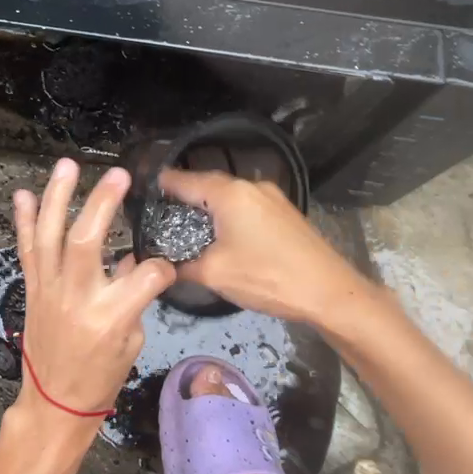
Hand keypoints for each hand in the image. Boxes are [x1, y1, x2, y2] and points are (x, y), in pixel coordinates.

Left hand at [12, 160, 175, 430]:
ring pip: (50, 236)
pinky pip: (27, 250)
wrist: (55, 402)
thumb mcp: (131, 343)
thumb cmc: (100, 377)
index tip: (166, 265)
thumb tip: (132, 261)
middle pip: (86, 242)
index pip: (146, 275)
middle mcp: (77, 298)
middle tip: (119, 174)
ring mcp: (49, 290)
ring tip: (67, 166)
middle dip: (102, 204)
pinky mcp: (32, 289)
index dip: (161, 267)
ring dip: (57, 198)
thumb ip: (133, 298)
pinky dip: (24, 221)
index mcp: (111, 317)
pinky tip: (24, 194)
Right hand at [159, 169, 398, 338]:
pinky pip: (246, 206)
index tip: (141, 190)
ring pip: (229, 197)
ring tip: (185, 226)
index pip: (184, 180)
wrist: (330, 293)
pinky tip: (220, 235)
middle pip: (208, 185)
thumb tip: (161, 267)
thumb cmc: (267, 277)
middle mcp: (251, 187)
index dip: (161, 185)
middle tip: (159, 212)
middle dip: (184, 197)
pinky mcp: (285, 214)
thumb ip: (183, 266)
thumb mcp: (215, 273)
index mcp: (229, 193)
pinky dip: (227, 215)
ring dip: (207, 207)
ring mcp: (272, 198)